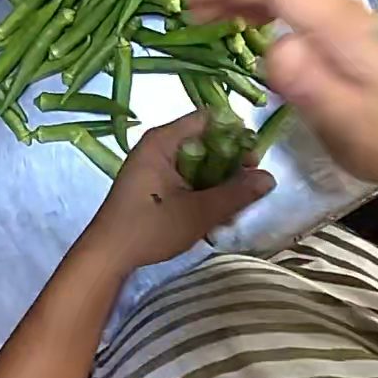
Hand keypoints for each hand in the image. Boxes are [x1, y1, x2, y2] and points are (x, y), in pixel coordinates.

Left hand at [76, 111, 274, 270]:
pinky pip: (189, 178)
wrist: (107, 258)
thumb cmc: (149, 229)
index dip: (236, 135)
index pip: (209, 119)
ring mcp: (156, 165)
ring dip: (220, 185)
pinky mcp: (156, 184)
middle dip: (231, 167)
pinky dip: (204, 193)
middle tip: (248, 189)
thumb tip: (270, 178)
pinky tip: (215, 219)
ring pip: (201, 164)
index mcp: (164, 141)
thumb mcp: (199, 212)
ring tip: (231, 212)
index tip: (253, 161)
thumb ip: (237, 194)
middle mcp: (160, 146)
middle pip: (208, 142)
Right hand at [186, 0, 377, 188]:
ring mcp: (346, 16)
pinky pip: (296, 2)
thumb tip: (274, 50)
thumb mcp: (346, 123)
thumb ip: (312, 86)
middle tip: (191, 7)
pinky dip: (263, 5)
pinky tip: (246, 23)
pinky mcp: (341, 29)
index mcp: (343, 26)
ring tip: (207, 14)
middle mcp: (345, 10)